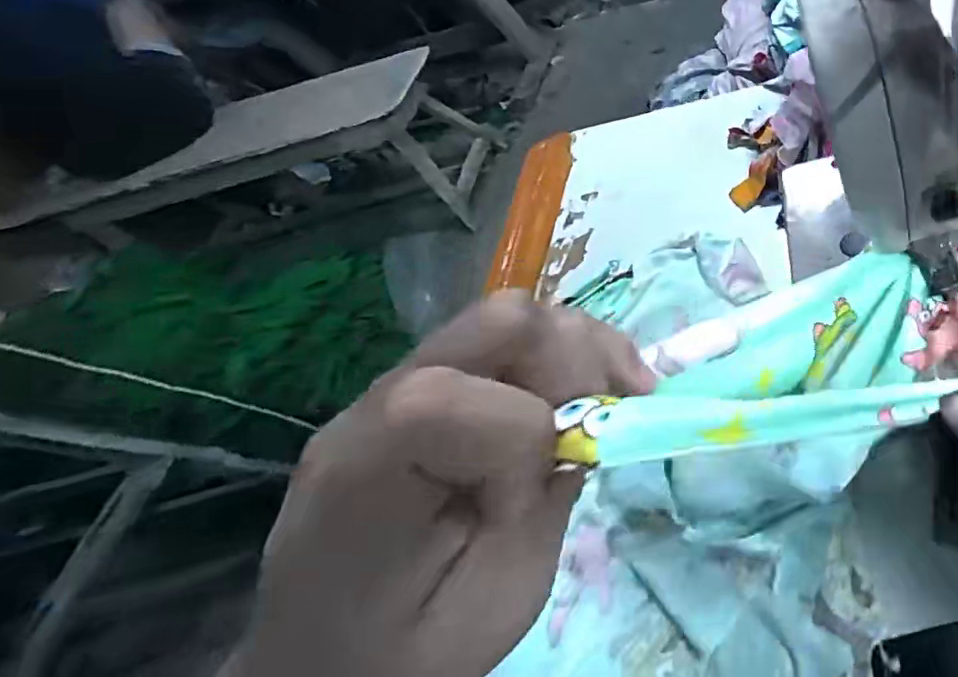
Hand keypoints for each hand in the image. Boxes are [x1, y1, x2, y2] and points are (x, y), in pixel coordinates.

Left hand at [223, 292, 655, 676]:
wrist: (339, 653)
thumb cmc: (413, 645)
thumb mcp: (494, 602)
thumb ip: (543, 505)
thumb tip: (590, 426)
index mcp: (363, 472)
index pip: (445, 401)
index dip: (519, 436)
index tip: (533, 496)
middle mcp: (378, 403)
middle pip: (499, 322)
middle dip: (576, 362)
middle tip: (609, 414)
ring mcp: (406, 381)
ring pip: (519, 315)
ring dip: (586, 350)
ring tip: (618, 396)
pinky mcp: (438, 378)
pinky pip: (516, 336)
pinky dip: (574, 352)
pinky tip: (598, 388)